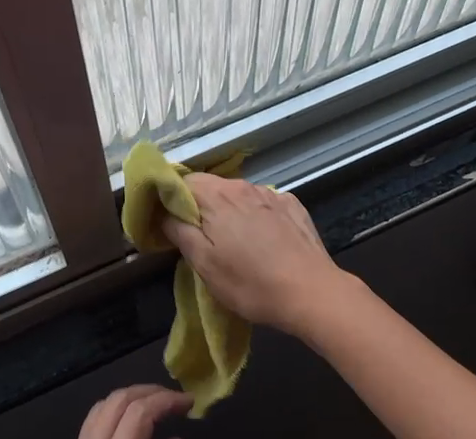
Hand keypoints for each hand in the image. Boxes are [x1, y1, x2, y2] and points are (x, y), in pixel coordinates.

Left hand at [78, 385, 191, 438]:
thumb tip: (178, 436)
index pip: (139, 412)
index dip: (166, 400)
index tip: (189, 401)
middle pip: (120, 400)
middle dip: (150, 392)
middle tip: (174, 399)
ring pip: (103, 404)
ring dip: (131, 397)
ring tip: (154, 404)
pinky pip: (93, 419)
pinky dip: (113, 410)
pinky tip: (128, 417)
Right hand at [161, 173, 354, 334]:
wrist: (312, 292)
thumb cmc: (251, 284)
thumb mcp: (205, 266)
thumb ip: (180, 233)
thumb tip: (163, 214)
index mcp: (216, 196)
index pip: (182, 182)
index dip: (171, 199)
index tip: (169, 222)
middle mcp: (242, 186)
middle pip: (210, 186)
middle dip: (199, 205)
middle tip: (199, 238)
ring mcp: (270, 193)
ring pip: (238, 194)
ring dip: (228, 210)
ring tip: (233, 242)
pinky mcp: (292, 205)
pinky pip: (263, 203)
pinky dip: (255, 215)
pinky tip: (263, 240)